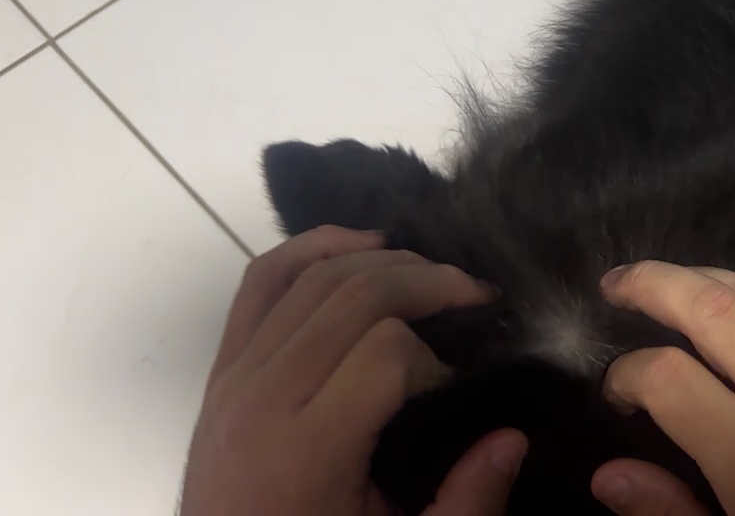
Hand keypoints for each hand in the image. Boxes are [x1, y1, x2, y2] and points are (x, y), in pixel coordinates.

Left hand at [180, 225, 526, 515]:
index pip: (386, 351)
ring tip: (437, 280)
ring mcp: (231, 380)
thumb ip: (464, 503)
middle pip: (358, 294)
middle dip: (432, 284)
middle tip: (478, 301)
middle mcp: (258, 402)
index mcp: (302, 453)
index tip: (454, 389)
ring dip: (391, 261)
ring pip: (318, 274)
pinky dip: (317, 247)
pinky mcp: (221, 371)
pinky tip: (366, 245)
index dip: (436, 359)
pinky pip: (263, 280)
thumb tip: (513, 436)